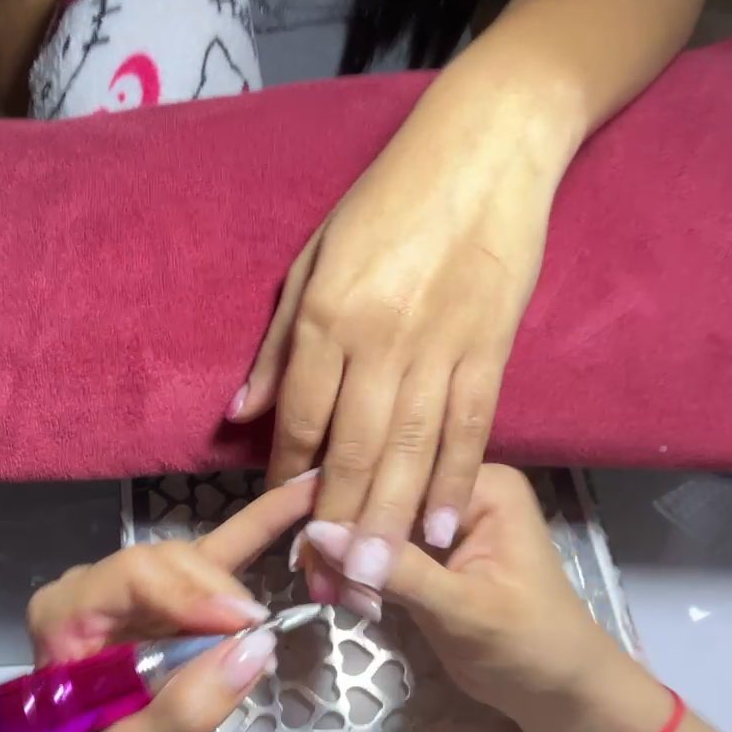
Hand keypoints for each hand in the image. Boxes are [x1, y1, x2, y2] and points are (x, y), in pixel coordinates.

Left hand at [26, 473, 317, 731]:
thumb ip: (186, 710)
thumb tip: (256, 651)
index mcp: (63, 615)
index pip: (132, 575)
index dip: (191, 592)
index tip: (244, 625)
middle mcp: (90, 585)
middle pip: (163, 561)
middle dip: (217, 591)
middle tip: (259, 631)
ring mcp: (127, 584)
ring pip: (190, 557)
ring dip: (237, 578)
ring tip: (269, 610)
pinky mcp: (162, 593)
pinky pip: (209, 556)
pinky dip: (255, 529)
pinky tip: (302, 493)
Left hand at [232, 81, 578, 607]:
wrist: (485, 150)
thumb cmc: (383, 205)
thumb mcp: (309, 264)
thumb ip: (277, 347)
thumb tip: (239, 415)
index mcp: (327, 320)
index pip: (299, 419)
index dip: (286, 475)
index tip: (279, 520)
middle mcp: (380, 344)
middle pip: (352, 451)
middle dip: (336, 522)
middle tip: (325, 581)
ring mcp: (440, 350)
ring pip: (409, 453)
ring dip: (389, 522)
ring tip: (374, 578)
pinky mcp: (492, 351)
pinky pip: (469, 430)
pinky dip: (452, 483)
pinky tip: (436, 528)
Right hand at [299, 465, 638, 731]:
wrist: (554, 693)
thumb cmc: (527, 646)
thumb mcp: (462, 607)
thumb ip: (395, 569)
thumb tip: (318, 532)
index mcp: (479, 483)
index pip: (397, 476)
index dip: (346, 506)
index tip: (305, 544)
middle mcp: (453, 488)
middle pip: (375, 497)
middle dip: (339, 538)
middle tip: (309, 576)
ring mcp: (434, 520)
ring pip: (366, 526)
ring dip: (340, 558)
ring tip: (323, 591)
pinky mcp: (419, 551)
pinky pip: (371, 550)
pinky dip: (351, 572)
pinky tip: (334, 592)